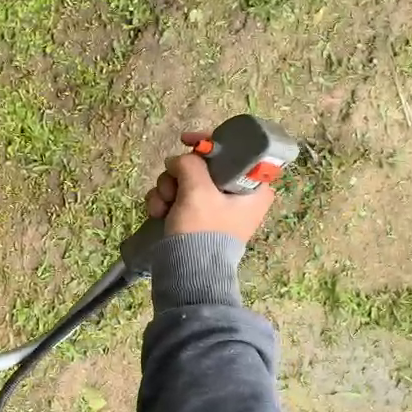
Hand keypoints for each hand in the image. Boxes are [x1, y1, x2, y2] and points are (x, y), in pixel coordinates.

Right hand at [144, 130, 274, 243]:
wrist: (190, 271)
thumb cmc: (203, 230)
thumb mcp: (197, 191)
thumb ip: (190, 165)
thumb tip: (179, 159)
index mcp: (253, 187)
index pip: (234, 152)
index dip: (209, 143)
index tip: (186, 140)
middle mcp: (236, 195)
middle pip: (202, 166)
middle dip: (178, 174)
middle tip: (171, 188)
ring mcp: (215, 207)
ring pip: (184, 181)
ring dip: (166, 190)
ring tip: (162, 207)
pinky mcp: (195, 218)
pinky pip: (176, 197)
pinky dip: (164, 202)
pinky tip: (158, 214)